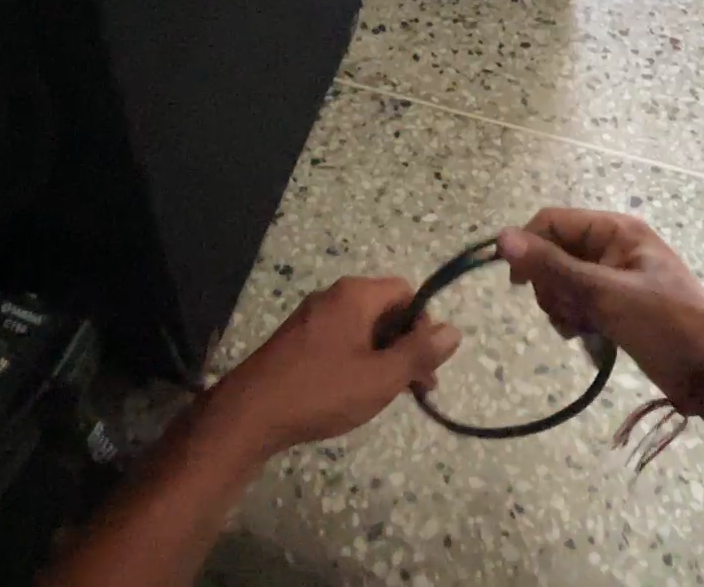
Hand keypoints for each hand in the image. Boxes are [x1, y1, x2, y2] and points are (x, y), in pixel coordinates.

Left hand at [205, 277, 460, 460]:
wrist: (250, 412)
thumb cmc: (321, 391)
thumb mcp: (380, 377)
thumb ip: (419, 353)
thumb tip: (453, 330)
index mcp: (355, 295)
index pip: (405, 292)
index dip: (423, 324)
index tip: (424, 363)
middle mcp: (333, 296)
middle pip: (385, 308)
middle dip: (405, 344)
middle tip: (414, 387)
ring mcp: (312, 316)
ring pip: (363, 327)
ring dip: (383, 355)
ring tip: (387, 395)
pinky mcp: (297, 338)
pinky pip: (340, 338)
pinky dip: (357, 358)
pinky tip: (354, 392)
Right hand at [498, 208, 703, 397]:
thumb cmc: (664, 323)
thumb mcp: (603, 292)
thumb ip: (551, 266)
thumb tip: (501, 238)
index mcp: (614, 229)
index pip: (551, 222)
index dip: (529, 247)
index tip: (519, 284)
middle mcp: (612, 246)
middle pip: (553, 252)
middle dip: (550, 283)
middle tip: (564, 311)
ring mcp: (613, 276)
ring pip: (561, 280)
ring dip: (560, 303)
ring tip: (578, 326)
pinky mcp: (615, 303)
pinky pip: (576, 300)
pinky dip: (573, 316)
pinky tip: (584, 334)